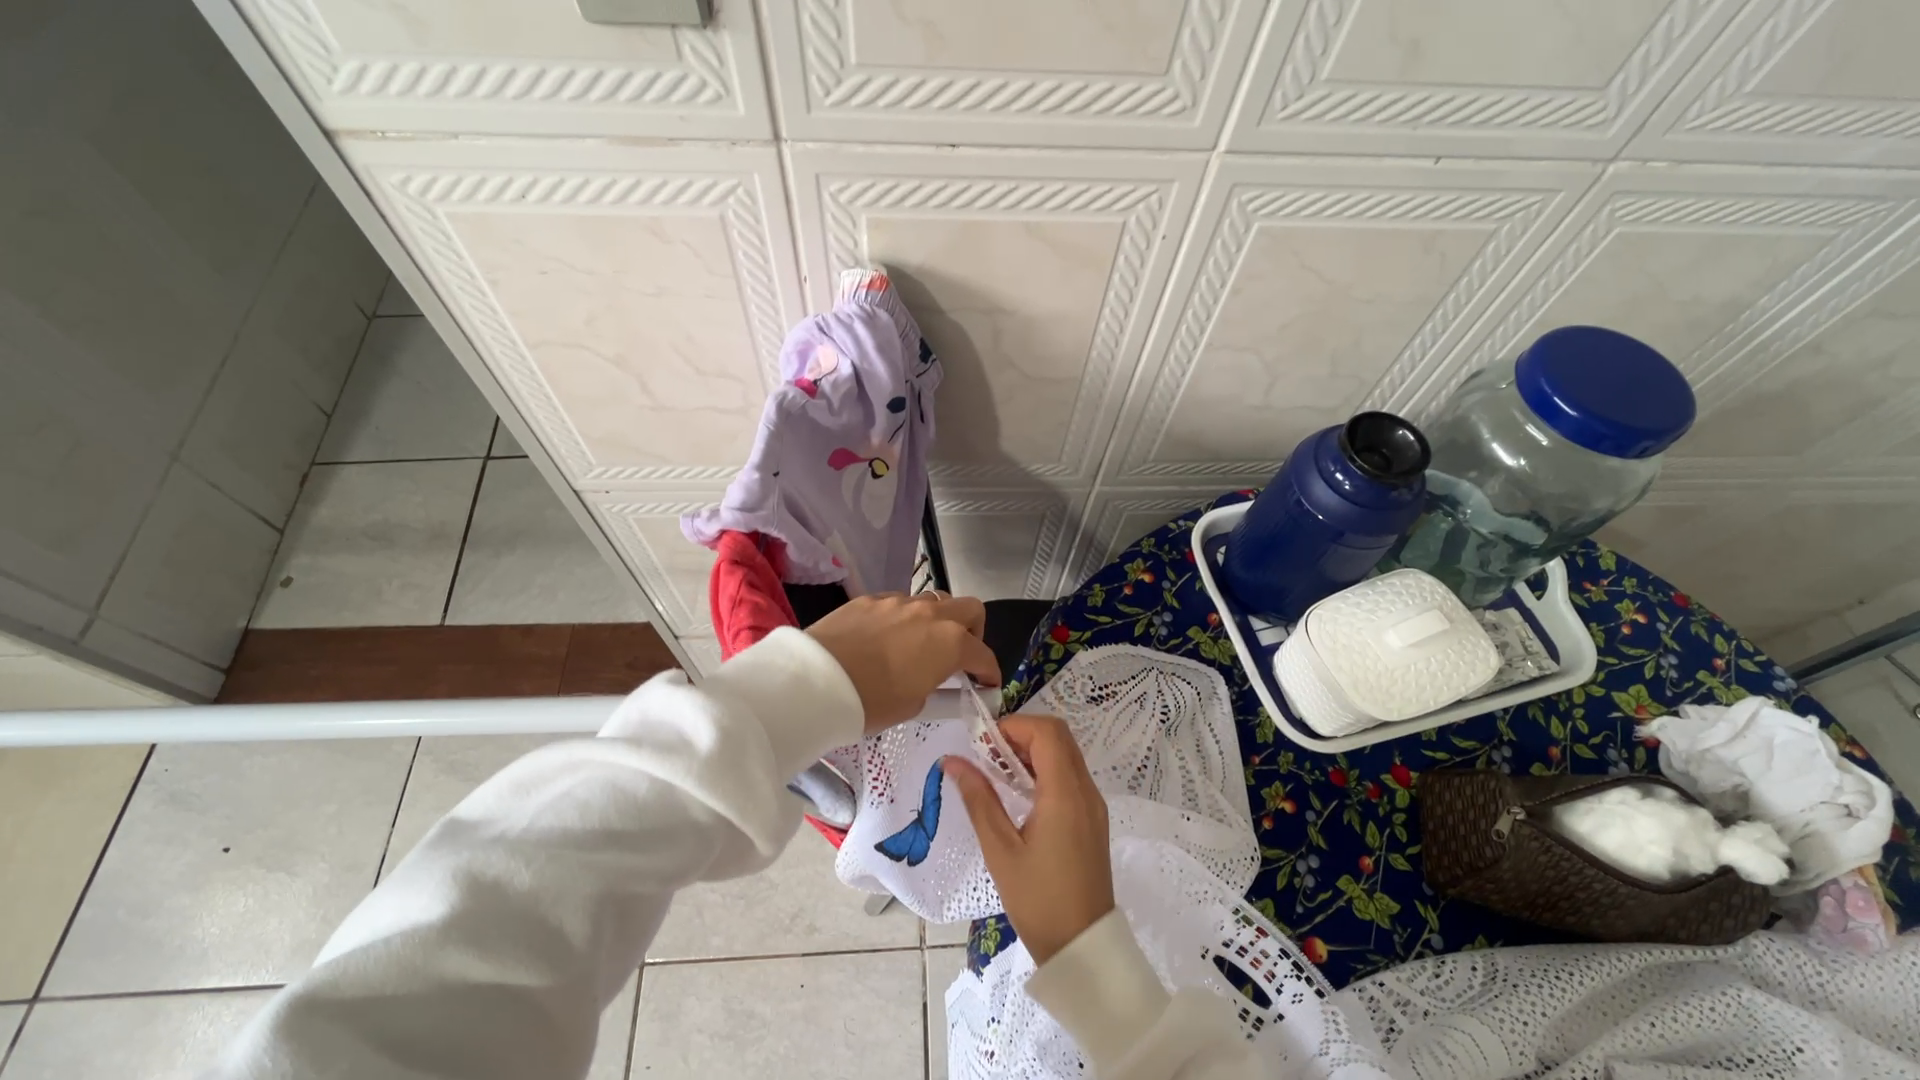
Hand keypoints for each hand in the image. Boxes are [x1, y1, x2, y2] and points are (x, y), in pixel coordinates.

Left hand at [805, 591, 1000, 734]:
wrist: (816, 679)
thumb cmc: (871, 701)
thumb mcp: (912, 706)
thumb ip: (934, 689)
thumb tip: (934, 682)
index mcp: (951, 643)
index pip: (983, 655)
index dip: (989, 672)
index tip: (987, 684)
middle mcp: (931, 614)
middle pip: (969, 609)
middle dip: (973, 631)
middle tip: (960, 654)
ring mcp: (900, 602)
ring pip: (933, 601)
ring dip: (937, 620)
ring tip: (921, 644)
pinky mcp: (871, 599)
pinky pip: (899, 603)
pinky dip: (904, 618)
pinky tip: (887, 638)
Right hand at [946, 714, 1112, 964]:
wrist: (1082, 946)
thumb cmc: (1037, 899)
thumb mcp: (1000, 849)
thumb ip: (978, 799)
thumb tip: (952, 761)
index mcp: (1066, 794)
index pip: (1047, 732)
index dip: (1014, 726)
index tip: (982, 743)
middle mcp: (1086, 791)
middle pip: (1059, 738)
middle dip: (1022, 735)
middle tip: (987, 755)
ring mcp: (1094, 806)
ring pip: (1066, 756)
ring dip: (1033, 753)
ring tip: (997, 774)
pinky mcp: (1093, 820)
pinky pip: (1071, 778)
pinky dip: (1045, 771)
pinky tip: (1019, 795)